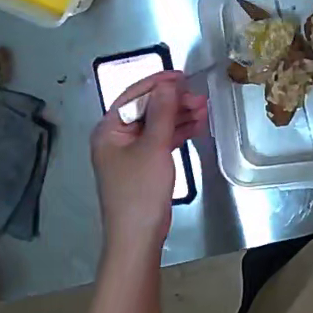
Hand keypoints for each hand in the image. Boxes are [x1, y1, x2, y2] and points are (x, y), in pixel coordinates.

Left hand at [90, 71, 207, 260]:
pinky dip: (176, 133)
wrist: (137, 237)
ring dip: (178, 116)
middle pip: (146, 109)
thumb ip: (162, 112)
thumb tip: (168, 84)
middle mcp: (115, 138)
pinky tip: (195, 126)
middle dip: (172, 101)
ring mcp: (129, 153)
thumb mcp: (154, 147)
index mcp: (108, 129)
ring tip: (203, 110)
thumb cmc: (140, 191)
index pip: (133, 95)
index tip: (182, 76)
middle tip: (199, 97)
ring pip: (155, 125)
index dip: (158, 82)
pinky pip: (160, 141)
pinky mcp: (142, 166)